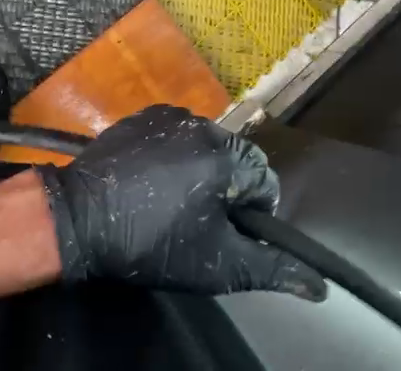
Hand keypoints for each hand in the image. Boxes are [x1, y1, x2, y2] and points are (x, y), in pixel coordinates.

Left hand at [35, 105, 326, 300]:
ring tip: (176, 204)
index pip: (265, 180)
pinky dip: (173, 155)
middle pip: (235, 158)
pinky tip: (154, 183)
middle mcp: (201, 123)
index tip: (231, 235)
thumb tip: (319, 286)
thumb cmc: (154, 241)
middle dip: (228, 189)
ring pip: (204, 145)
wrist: (82, 216)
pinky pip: (173, 135)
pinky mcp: (140, 116)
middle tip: (203, 223)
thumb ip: (272, 268)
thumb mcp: (218, 264)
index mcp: (225, 153)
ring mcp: (167, 114)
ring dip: (201, 171)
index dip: (255, 213)